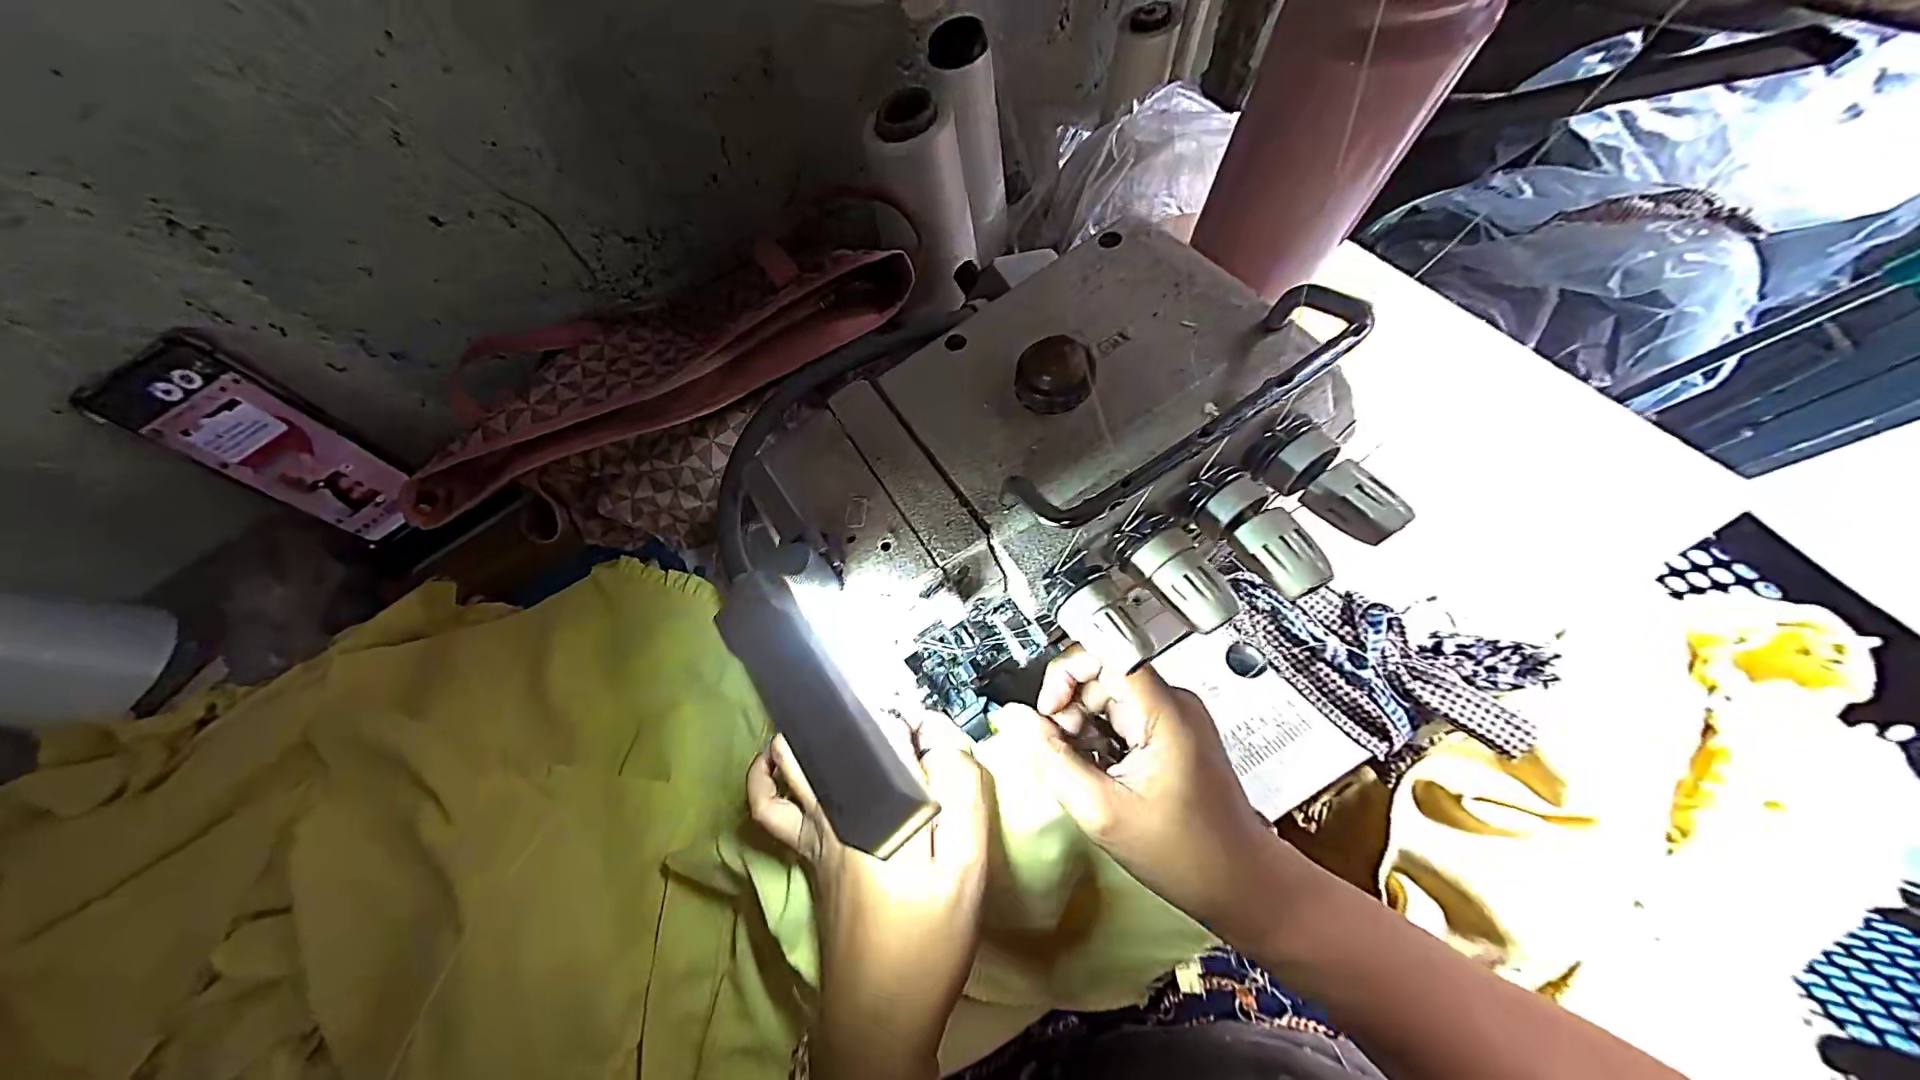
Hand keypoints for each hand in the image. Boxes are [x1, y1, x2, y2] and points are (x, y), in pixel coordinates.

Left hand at [746, 715, 989, 1075]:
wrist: (879, 1021)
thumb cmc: (925, 945)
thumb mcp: (964, 871)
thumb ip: (961, 798)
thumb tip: (944, 740)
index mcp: (870, 812)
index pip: (876, 736)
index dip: (898, 710)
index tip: (920, 710)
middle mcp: (830, 817)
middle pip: (815, 745)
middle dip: (837, 710)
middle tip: (868, 698)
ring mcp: (810, 841)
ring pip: (782, 774)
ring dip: (792, 738)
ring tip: (813, 714)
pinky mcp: (808, 862)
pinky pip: (771, 813)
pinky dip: (764, 785)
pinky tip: (771, 771)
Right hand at [996, 646, 1285, 941]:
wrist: (1239, 881)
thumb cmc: (1191, 854)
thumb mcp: (1103, 813)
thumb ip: (1055, 763)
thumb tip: (1025, 726)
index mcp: (1165, 712)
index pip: (1107, 650)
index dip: (1068, 670)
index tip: (1051, 704)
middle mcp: (1171, 703)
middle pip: (1100, 673)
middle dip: (1068, 707)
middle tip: (1060, 747)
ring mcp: (1171, 717)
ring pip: (1104, 696)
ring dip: (1080, 726)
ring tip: (1082, 767)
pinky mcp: (1167, 733)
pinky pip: (1117, 718)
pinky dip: (1096, 740)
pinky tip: (1099, 773)